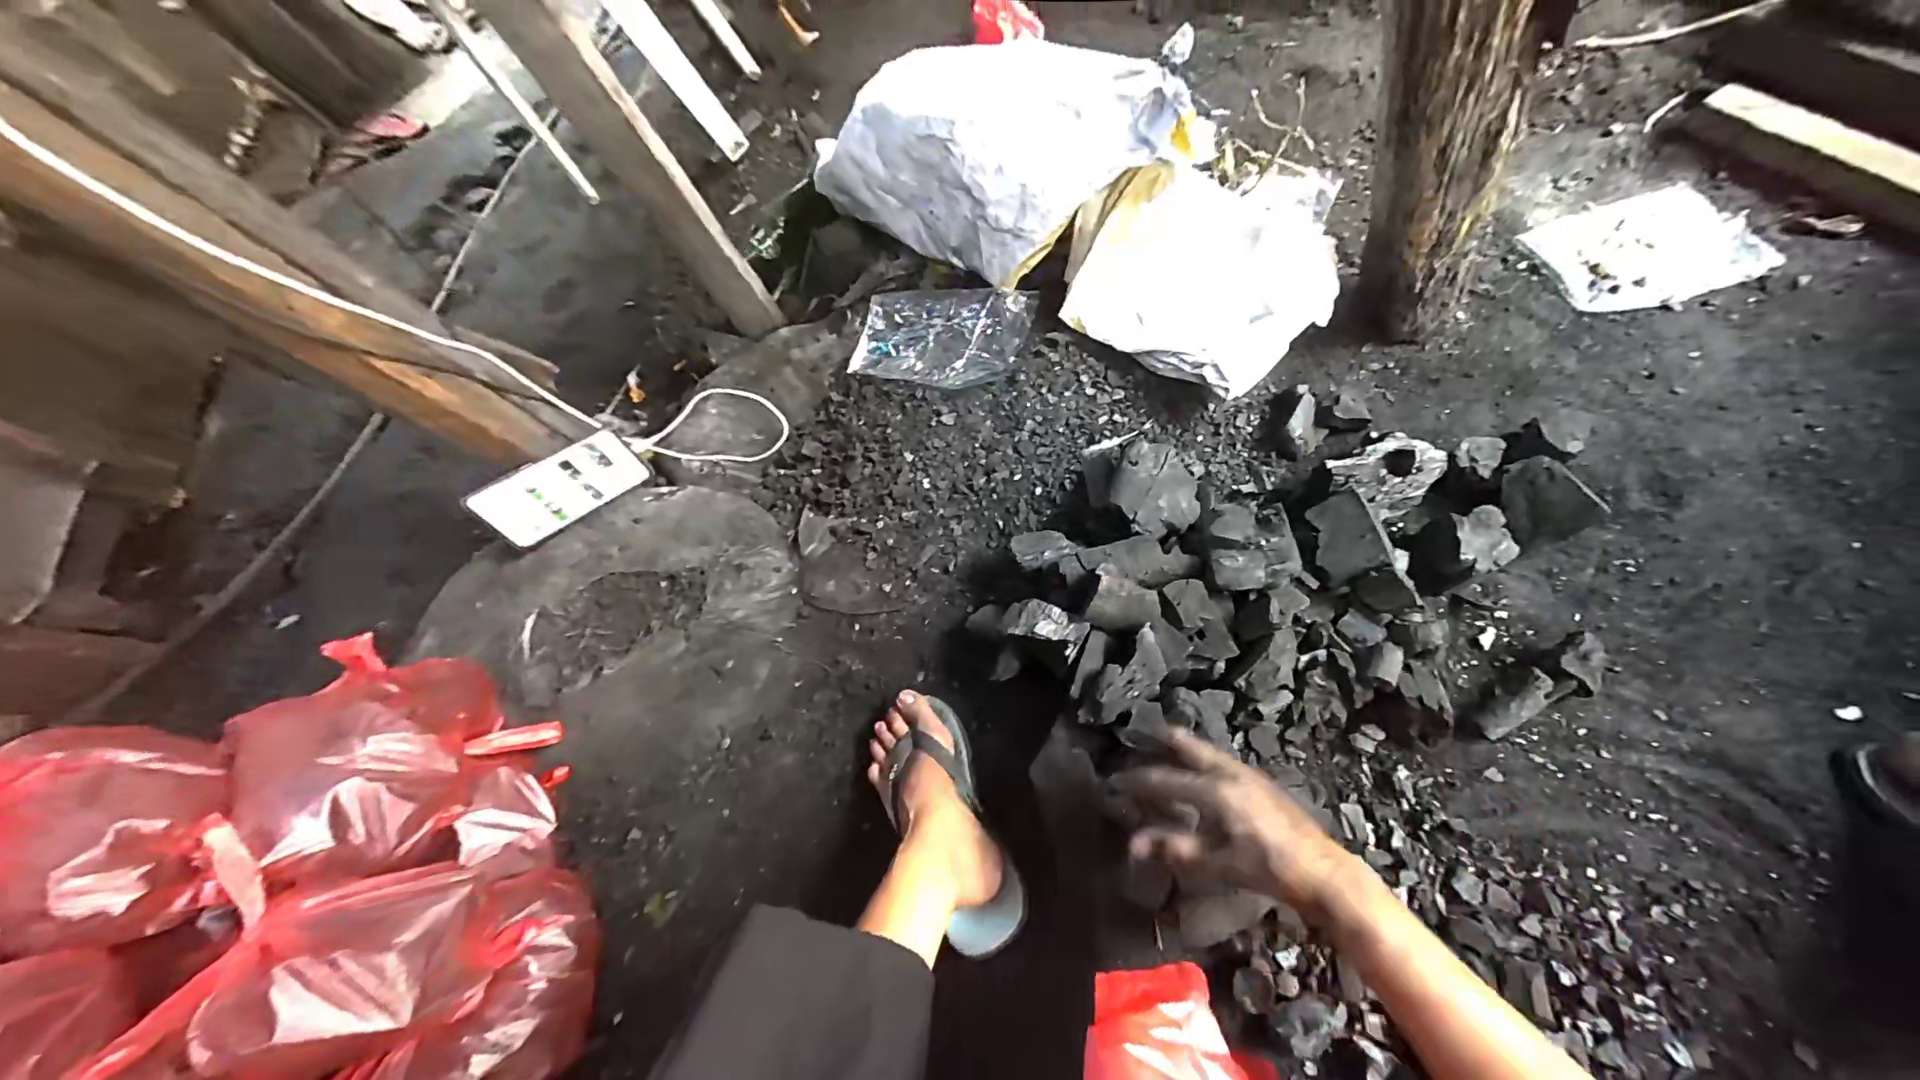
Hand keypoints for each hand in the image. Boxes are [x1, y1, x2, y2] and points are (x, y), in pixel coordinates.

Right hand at [1111, 730, 1358, 920]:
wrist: (1325, 873)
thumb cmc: (1269, 870)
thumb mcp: (1218, 863)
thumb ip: (1175, 848)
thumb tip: (1133, 843)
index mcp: (1215, 790)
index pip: (1163, 780)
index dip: (1135, 782)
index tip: (1114, 783)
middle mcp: (1229, 771)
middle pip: (1185, 744)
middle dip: (1157, 742)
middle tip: (1134, 744)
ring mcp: (1247, 772)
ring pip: (1203, 749)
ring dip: (1178, 750)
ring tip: (1159, 754)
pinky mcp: (1259, 780)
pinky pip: (1218, 759)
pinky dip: (1197, 760)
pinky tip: (1196, 776)